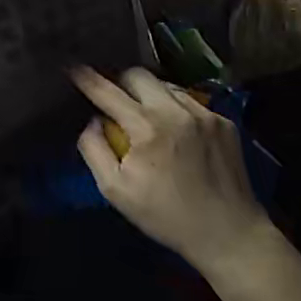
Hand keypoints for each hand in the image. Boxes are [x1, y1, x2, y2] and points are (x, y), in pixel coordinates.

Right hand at [72, 66, 273, 267]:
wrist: (228, 233)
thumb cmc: (164, 215)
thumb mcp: (115, 190)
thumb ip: (94, 149)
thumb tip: (92, 121)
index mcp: (146, 127)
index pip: (107, 92)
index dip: (86, 78)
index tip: (72, 67)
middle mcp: (176, 111)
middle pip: (139, 75)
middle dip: (119, 81)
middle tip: (111, 98)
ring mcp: (205, 114)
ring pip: (166, 86)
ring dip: (148, 95)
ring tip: (142, 116)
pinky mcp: (224, 122)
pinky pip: (190, 102)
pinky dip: (174, 109)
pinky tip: (174, 132)